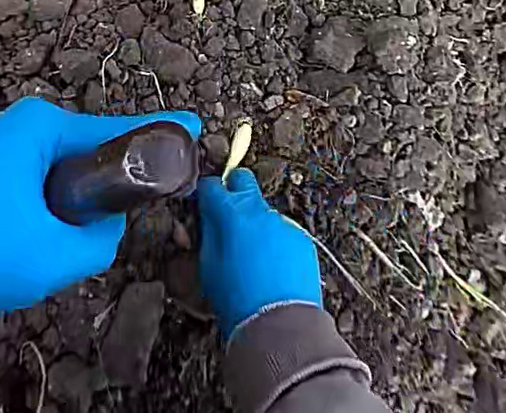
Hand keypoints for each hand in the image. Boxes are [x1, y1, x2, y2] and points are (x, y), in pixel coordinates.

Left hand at [0, 97, 201, 379]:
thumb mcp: (47, 258)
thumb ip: (101, 241)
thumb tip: (111, 226)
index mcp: (45, 127)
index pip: (121, 128)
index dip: (162, 136)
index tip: (198, 132)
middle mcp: (28, 124)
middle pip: (95, 152)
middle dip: (112, 186)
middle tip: (126, 218)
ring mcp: (5, 145)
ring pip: (67, 173)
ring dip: (77, 204)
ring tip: (71, 242)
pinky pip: (42, 182)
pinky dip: (53, 207)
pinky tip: (42, 241)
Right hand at [197, 167, 322, 336]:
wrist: (280, 324)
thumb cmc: (238, 300)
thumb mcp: (209, 267)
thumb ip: (208, 232)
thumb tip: (208, 215)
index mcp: (233, 214)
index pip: (213, 185)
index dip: (206, 192)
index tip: (204, 199)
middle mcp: (260, 211)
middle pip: (243, 180)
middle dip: (232, 189)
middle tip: (226, 211)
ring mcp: (283, 222)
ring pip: (263, 211)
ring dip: (254, 224)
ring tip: (250, 257)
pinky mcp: (300, 237)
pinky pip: (282, 232)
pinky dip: (274, 242)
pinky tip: (270, 267)